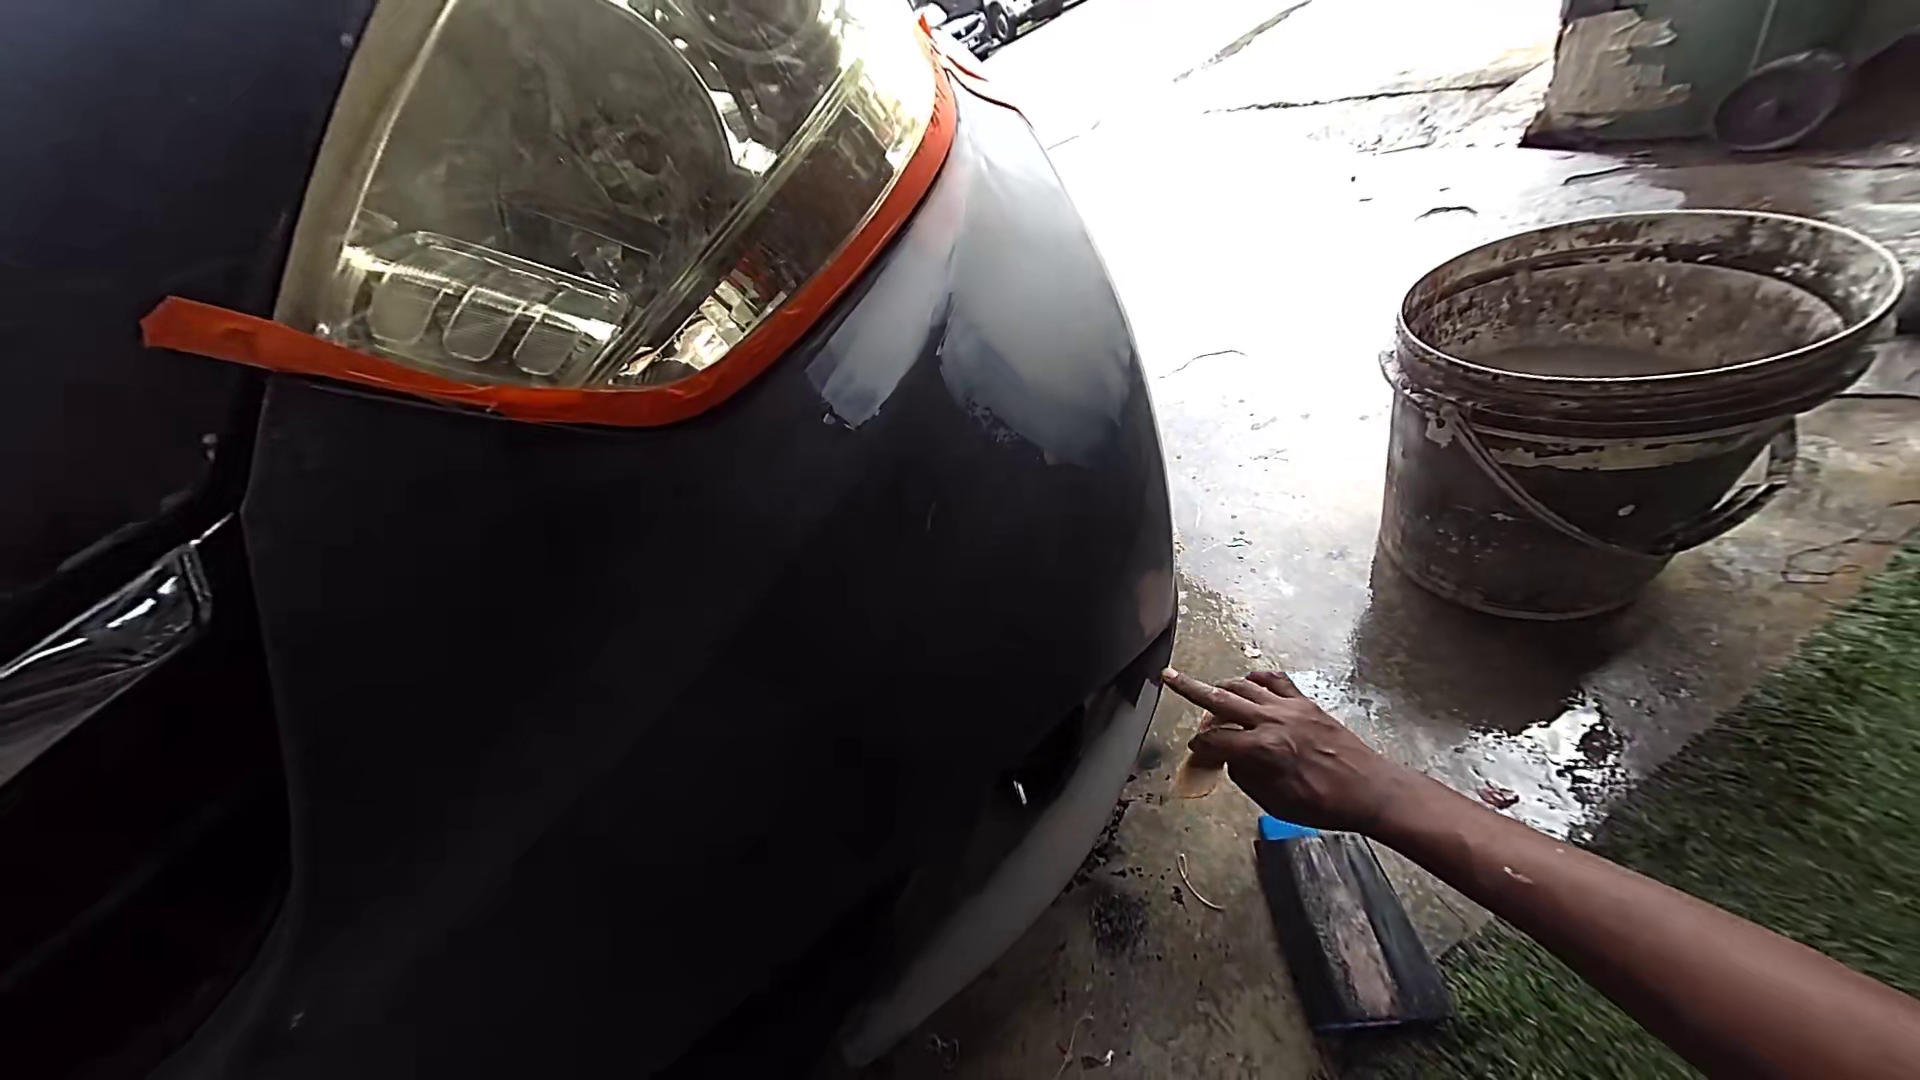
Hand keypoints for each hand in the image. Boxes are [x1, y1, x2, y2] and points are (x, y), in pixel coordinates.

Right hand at [1160, 667, 1418, 834]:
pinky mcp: (1304, 702)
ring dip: (1222, 688)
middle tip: (1168, 675)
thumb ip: (1245, 777)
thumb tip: (1228, 758)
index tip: (1195, 752)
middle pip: (1219, 699)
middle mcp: (1271, 722)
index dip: (1200, 747)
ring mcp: (1289, 708)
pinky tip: (1249, 683)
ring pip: (1243, 685)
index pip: (1215, 741)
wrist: (1372, 790)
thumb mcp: (1275, 803)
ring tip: (1211, 694)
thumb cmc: (1324, 804)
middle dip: (1188, 687)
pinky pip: (1273, 680)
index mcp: (1263, 750)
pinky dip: (1256, 678)